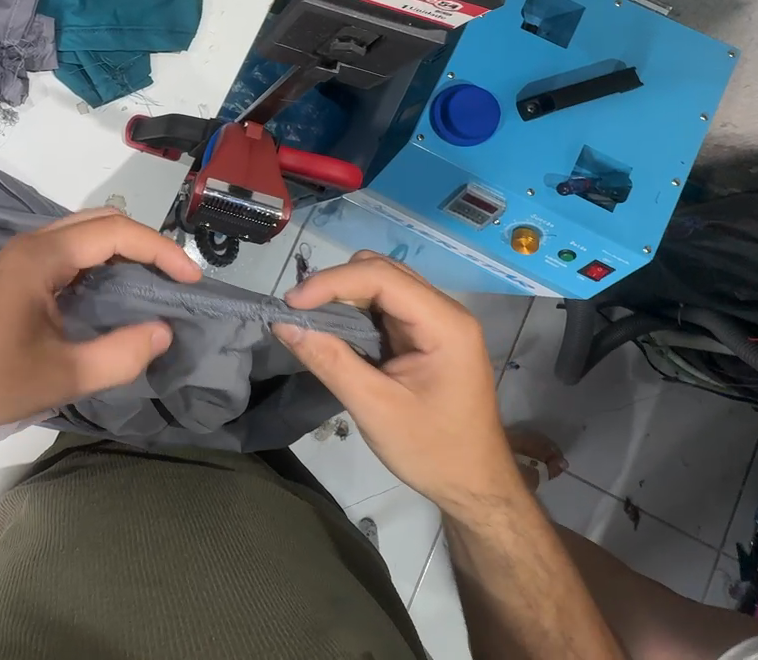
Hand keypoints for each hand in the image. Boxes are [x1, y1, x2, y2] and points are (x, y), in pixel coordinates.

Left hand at [0, 208, 200, 444]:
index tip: (192, 279)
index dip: (160, 250)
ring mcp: (21, 255)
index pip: (114, 233)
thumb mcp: (63, 376)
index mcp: (41, 258)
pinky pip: (70, 250)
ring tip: (157, 283)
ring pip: (85, 232)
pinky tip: (118, 290)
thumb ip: (120, 355)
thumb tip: (164, 330)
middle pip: (101, 222)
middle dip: (146, 243)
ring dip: (124, 249)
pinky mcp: (17, 271)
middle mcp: (32, 244)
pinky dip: (102, 260)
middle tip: (178, 279)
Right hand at [274, 252, 523, 514]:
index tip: (292, 305)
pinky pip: (381, 305)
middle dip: (335, 285)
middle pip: (380, 271)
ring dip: (342, 297)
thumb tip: (283, 323)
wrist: (474, 486)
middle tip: (299, 315)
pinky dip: (352, 312)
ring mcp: (433, 321)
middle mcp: (442, 311)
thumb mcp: (375, 408)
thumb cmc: (433, 450)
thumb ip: (330, 361)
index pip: (381, 276)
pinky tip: (335, 334)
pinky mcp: (421, 334)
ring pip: (378, 283)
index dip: (331, 282)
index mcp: (444, 324)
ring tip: (313, 324)